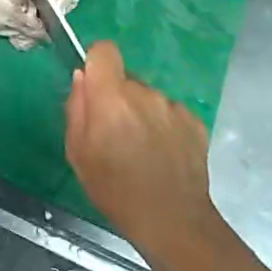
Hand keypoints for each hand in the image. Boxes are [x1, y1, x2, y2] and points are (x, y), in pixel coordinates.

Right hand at [64, 42, 223, 257]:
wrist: (172, 220)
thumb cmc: (115, 191)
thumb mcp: (78, 154)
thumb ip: (76, 109)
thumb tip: (82, 77)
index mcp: (112, 98)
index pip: (104, 50)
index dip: (97, 63)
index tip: (94, 87)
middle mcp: (145, 93)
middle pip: (126, 79)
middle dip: (117, 98)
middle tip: (114, 135)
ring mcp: (173, 106)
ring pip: (148, 97)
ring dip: (141, 114)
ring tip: (141, 150)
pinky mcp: (195, 120)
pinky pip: (169, 113)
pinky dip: (163, 127)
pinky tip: (162, 156)